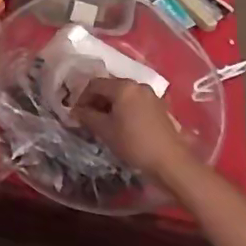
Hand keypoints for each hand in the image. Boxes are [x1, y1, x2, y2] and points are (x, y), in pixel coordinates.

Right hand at [73, 77, 195, 176]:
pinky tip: (121, 125)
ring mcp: (151, 95)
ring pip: (122, 95)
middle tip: (87, 118)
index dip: (81, 97)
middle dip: (96, 101)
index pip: (94, 84)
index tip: (76, 113)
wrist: (170, 161)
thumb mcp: (104, 129)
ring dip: (109, 105)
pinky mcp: (159, 107)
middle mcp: (138, 85)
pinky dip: (123, 109)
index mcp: (123, 87)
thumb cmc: (133, 142)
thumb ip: (86, 116)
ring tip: (103, 123)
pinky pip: (134, 102)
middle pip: (109, 87)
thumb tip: (75, 110)